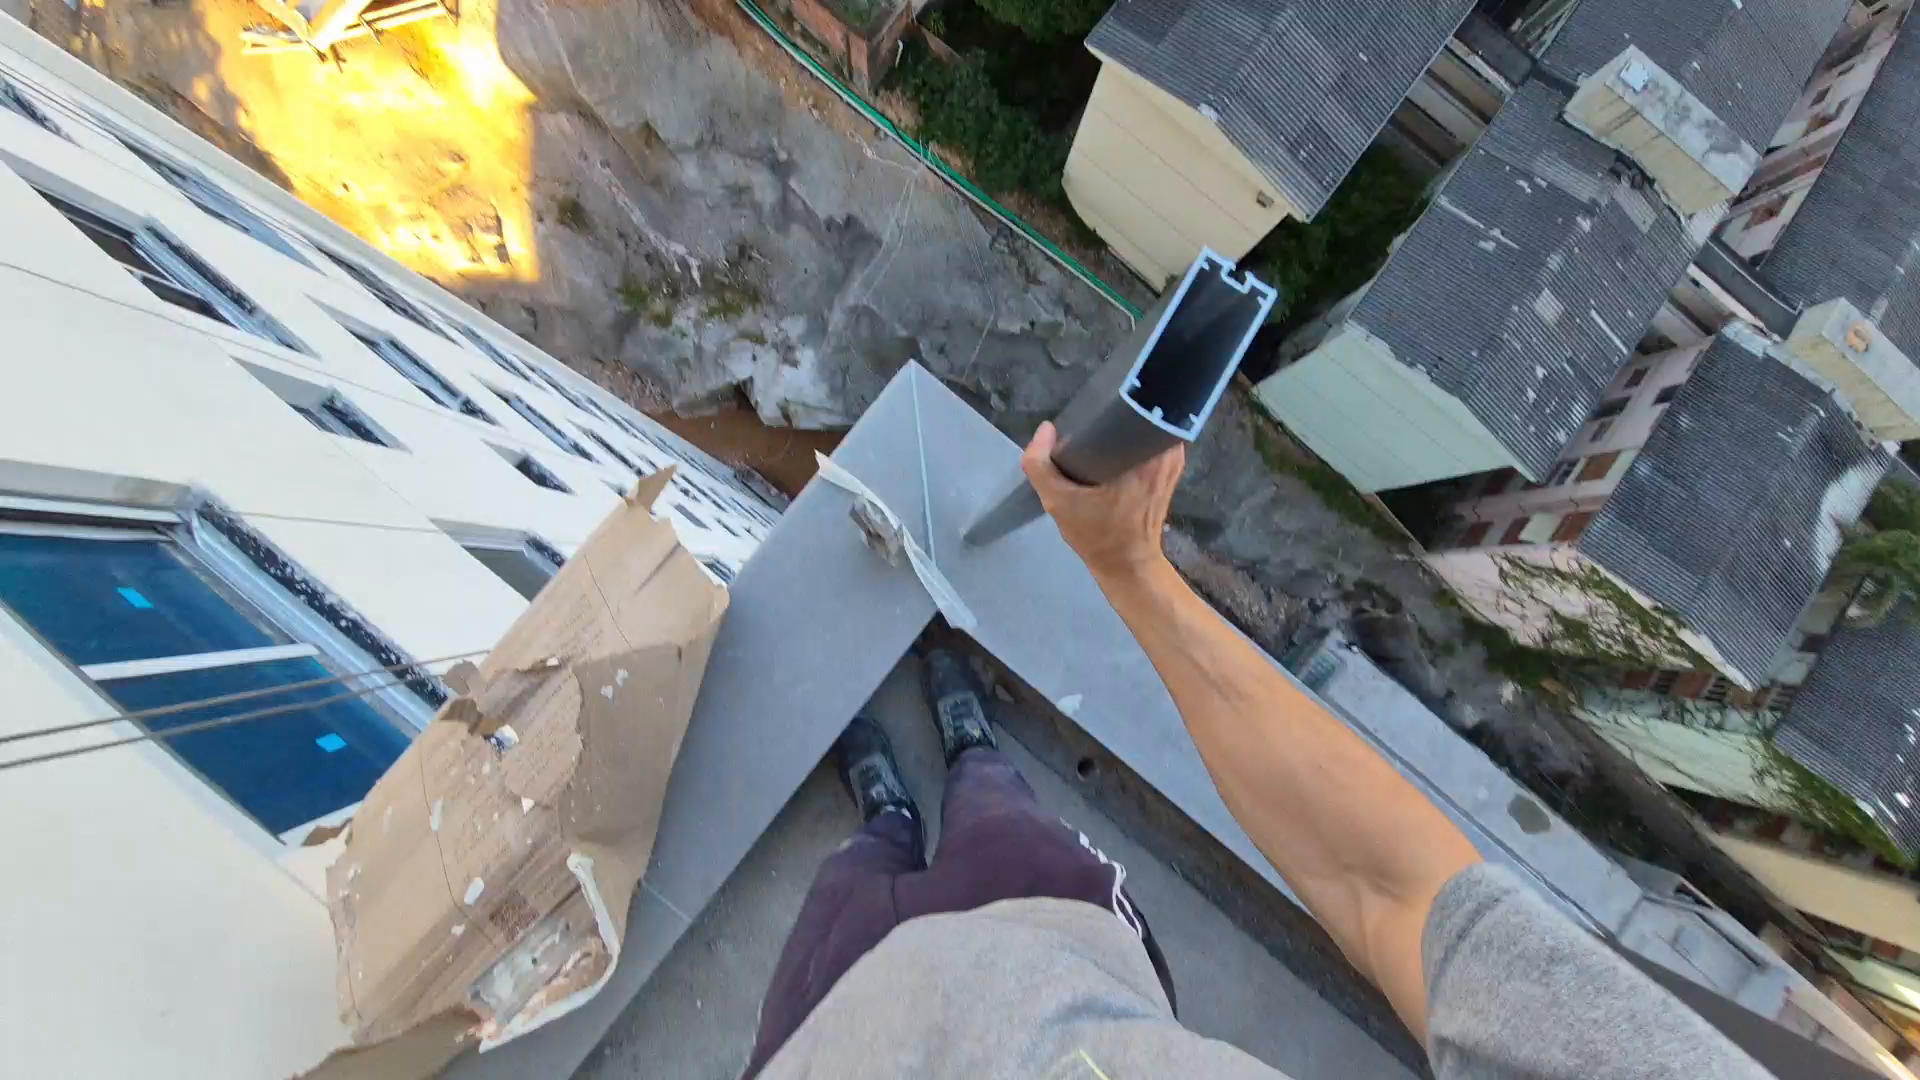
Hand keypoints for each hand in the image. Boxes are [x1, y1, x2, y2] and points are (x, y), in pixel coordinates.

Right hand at [1021, 421, 1184, 582]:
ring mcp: (1173, 460)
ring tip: (1097, 440)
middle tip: (1087, 430)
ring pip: (1142, 429)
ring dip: (1121, 431)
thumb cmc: (1097, 533)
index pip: (1131, 406)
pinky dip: (1130, 446)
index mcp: (1145, 452)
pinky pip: (1148, 444)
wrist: (1126, 564)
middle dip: (1112, 418)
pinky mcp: (1171, 470)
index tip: (1087, 413)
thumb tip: (1045, 429)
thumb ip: (1040, 464)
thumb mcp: (1058, 501)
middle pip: (1137, 415)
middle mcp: (1166, 450)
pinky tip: (1111, 454)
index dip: (1106, 404)